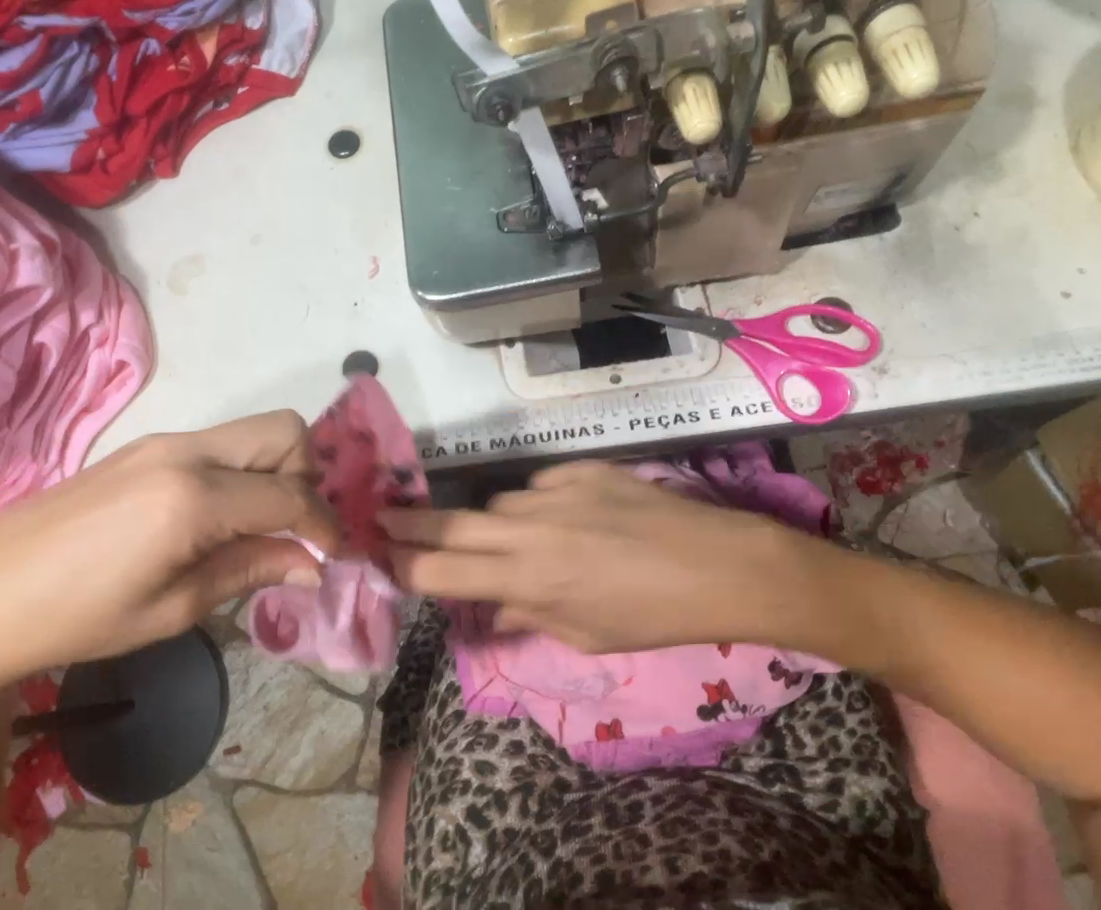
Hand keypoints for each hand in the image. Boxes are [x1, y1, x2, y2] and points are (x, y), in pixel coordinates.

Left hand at [0, 411, 341, 704]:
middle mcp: (184, 453)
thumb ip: (251, 570)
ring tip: (262, 529)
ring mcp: (161, 443)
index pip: (291, 495)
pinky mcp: (143, 448)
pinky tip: (220, 520)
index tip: (340, 556)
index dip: (326, 526)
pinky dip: (242, 472)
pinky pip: (219, 445)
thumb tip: (315, 564)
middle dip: (308, 477)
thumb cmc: (78, 618)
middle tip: (296, 531)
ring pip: (253, 432)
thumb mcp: (174, 608)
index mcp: (192, 498)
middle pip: (284, 432)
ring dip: (276, 471)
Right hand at [380, 461, 835, 652]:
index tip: (379, 554)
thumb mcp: (585, 633)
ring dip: (494, 522)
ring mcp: (556, 490)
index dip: (405, 563)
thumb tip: (491, 609)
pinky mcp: (583, 467)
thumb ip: (527, 615)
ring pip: (499, 502)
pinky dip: (541, 503)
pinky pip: (541, 484)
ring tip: (520, 541)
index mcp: (527, 579)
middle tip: (380, 514)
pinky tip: (569, 519)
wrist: (721, 565)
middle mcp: (530, 529)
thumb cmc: (652, 617)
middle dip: (409, 520)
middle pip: (451, 522)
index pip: (442, 569)